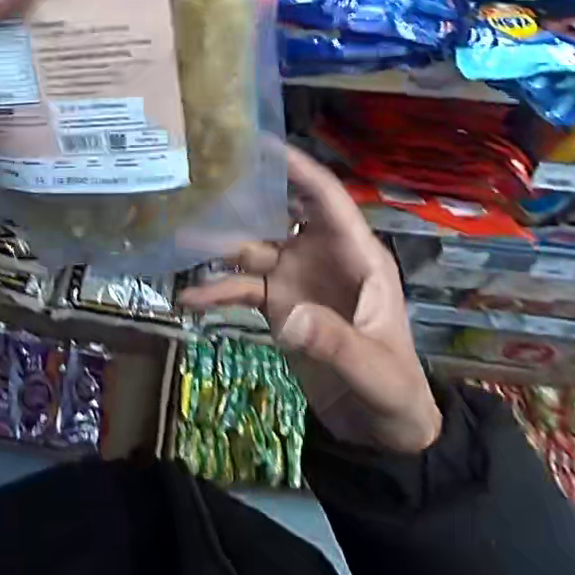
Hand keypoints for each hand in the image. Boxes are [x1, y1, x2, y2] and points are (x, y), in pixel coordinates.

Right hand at [179, 147, 442, 454]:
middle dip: (247, 198)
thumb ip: (336, 343)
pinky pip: (242, 290)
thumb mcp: (372, 368)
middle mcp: (320, 256)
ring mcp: (295, 280)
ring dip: (219, 245)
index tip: (264, 144)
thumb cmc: (393, 388)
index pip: (327, 201)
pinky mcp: (277, 306)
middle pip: (280, 215)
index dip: (299, 170)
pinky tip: (188, 300)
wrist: (379, 429)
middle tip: (205, 179)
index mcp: (356, 256)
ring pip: (252, 249)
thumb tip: (289, 317)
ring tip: (181, 237)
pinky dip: (216, 292)